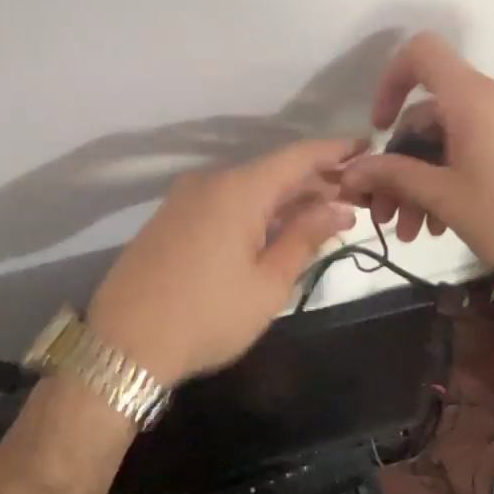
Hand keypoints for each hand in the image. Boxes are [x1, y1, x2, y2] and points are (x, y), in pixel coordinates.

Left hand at [86, 141, 358, 383]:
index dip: (335, 151)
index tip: (368, 148)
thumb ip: (305, 238)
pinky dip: (257, 212)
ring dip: (286, 200)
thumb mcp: (269, 283)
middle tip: (355, 197)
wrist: (125, 345)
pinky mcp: (170, 222)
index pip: (298, 157)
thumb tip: (339, 209)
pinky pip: (225, 205)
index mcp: (239, 191)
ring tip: (322, 218)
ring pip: (248, 189)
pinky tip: (275, 232)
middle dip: (315, 182)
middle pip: (273, 172)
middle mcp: (209, 183)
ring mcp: (184, 201)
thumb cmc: (209, 317)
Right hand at [338, 33, 493, 306]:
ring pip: (456, 139)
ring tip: (417, 232)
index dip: (389, 82)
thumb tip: (353, 170)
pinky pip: (483, 148)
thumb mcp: (447, 199)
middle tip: (388, 216)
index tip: (379, 130)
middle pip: (433, 113)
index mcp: (473, 97)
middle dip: (402, 164)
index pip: (420, 54)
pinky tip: (449, 222)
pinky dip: (457, 177)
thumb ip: (396, 177)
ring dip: (427, 180)